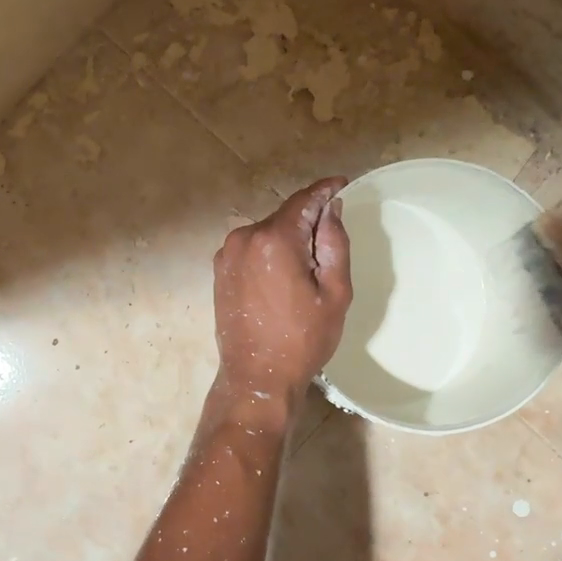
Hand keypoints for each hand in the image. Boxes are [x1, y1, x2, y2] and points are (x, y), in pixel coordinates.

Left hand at [212, 177, 352, 397]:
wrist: (257, 377)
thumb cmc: (302, 339)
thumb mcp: (334, 292)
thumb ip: (334, 243)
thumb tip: (330, 209)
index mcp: (274, 240)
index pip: (304, 200)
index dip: (325, 190)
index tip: (342, 183)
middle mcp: (245, 238)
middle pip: (285, 216)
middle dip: (308, 222)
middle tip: (330, 246)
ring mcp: (227, 254)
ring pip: (268, 232)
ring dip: (288, 239)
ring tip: (307, 270)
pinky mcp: (220, 270)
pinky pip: (252, 249)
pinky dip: (270, 253)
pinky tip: (283, 278)